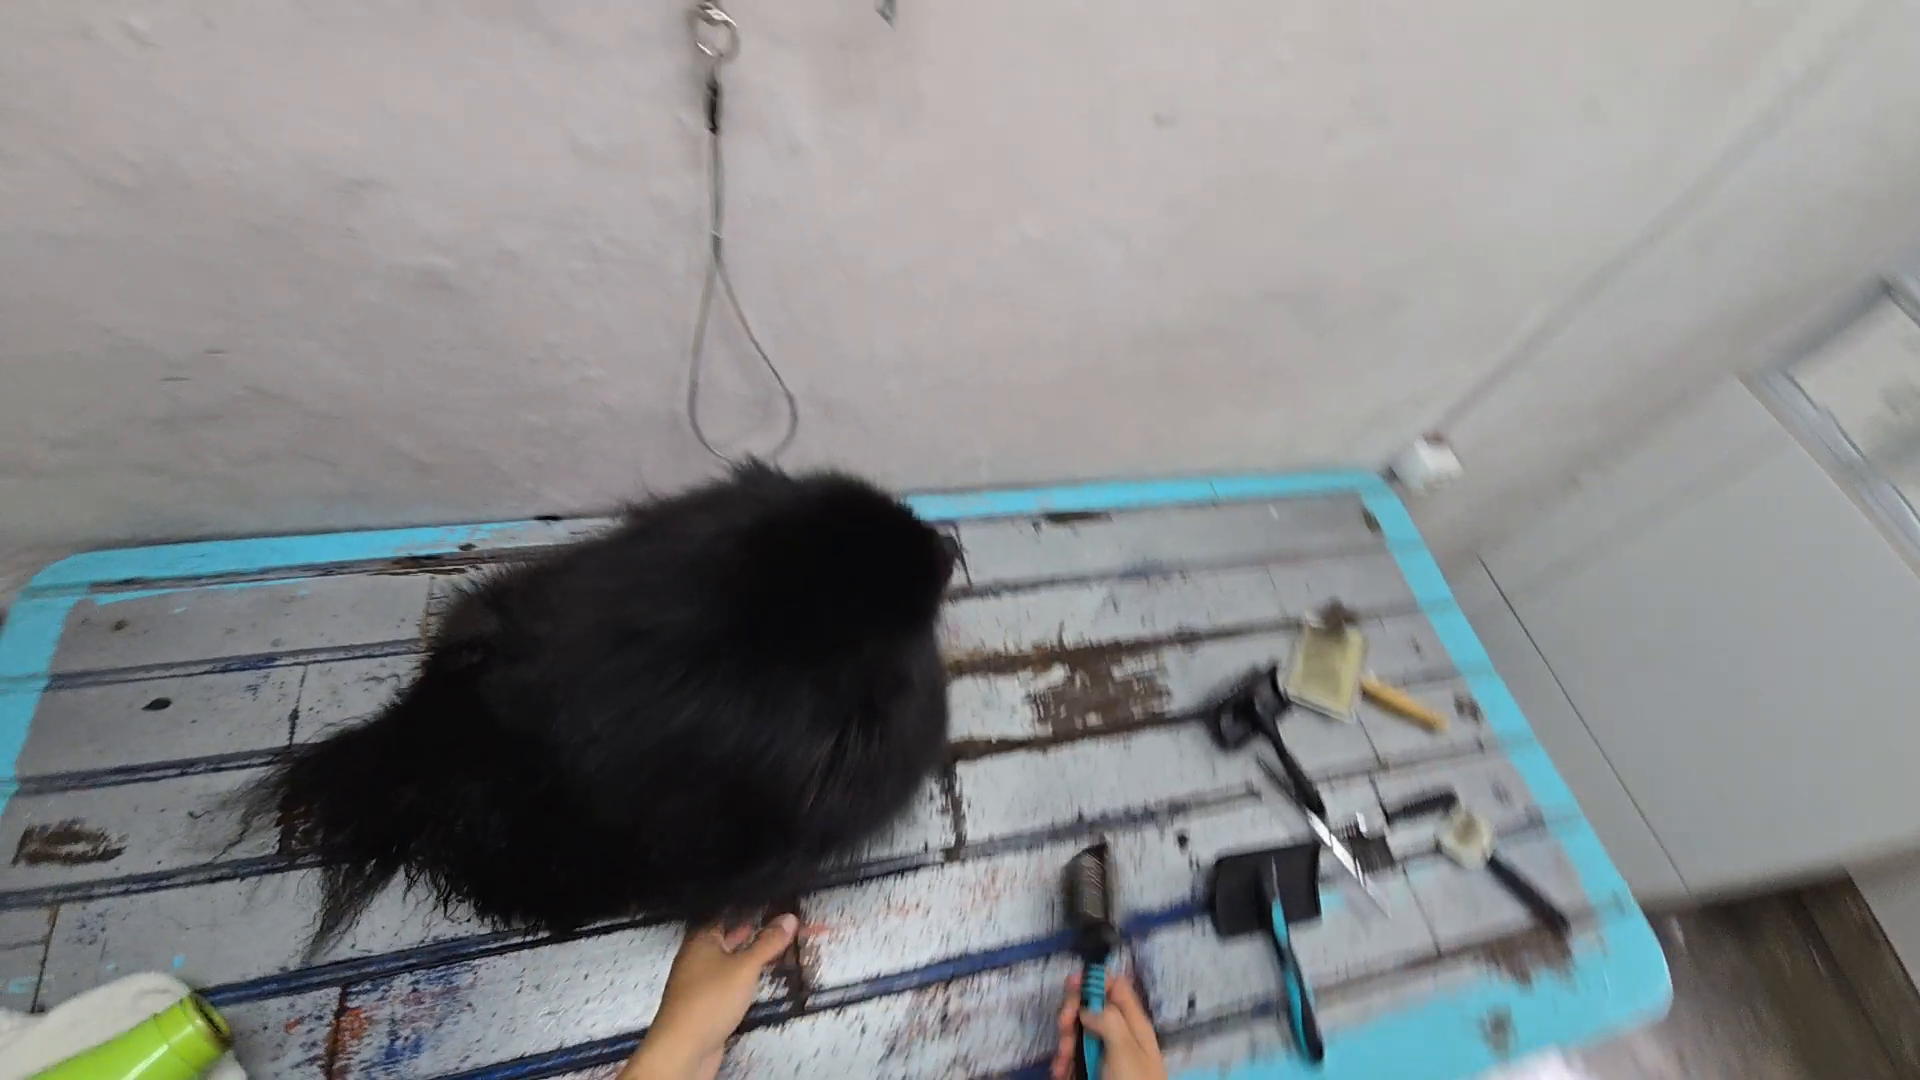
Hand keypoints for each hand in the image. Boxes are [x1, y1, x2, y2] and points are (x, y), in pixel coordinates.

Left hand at [619, 914, 799, 1079]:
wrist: (683, 1052)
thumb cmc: (710, 1000)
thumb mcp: (745, 967)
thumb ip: (768, 943)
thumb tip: (790, 918)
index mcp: (702, 939)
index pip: (730, 913)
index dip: (754, 908)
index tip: (778, 903)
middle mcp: (698, 956)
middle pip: (731, 937)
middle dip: (756, 932)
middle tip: (784, 925)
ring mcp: (700, 982)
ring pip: (731, 960)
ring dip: (752, 956)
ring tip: (779, 947)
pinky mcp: (705, 1004)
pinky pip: (729, 981)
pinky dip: (745, 977)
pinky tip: (761, 978)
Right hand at [1050, 970, 1167, 1079]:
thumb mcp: (1125, 1050)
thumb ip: (1108, 1019)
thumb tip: (1087, 1006)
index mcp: (1133, 1023)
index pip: (1115, 985)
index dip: (1094, 979)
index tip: (1071, 983)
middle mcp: (1119, 1034)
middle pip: (1091, 1006)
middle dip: (1072, 1012)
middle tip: (1063, 1025)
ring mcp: (1105, 1055)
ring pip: (1079, 1031)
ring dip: (1065, 1040)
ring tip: (1061, 1059)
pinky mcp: (1093, 1073)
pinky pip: (1074, 1057)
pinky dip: (1064, 1062)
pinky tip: (1059, 1071)